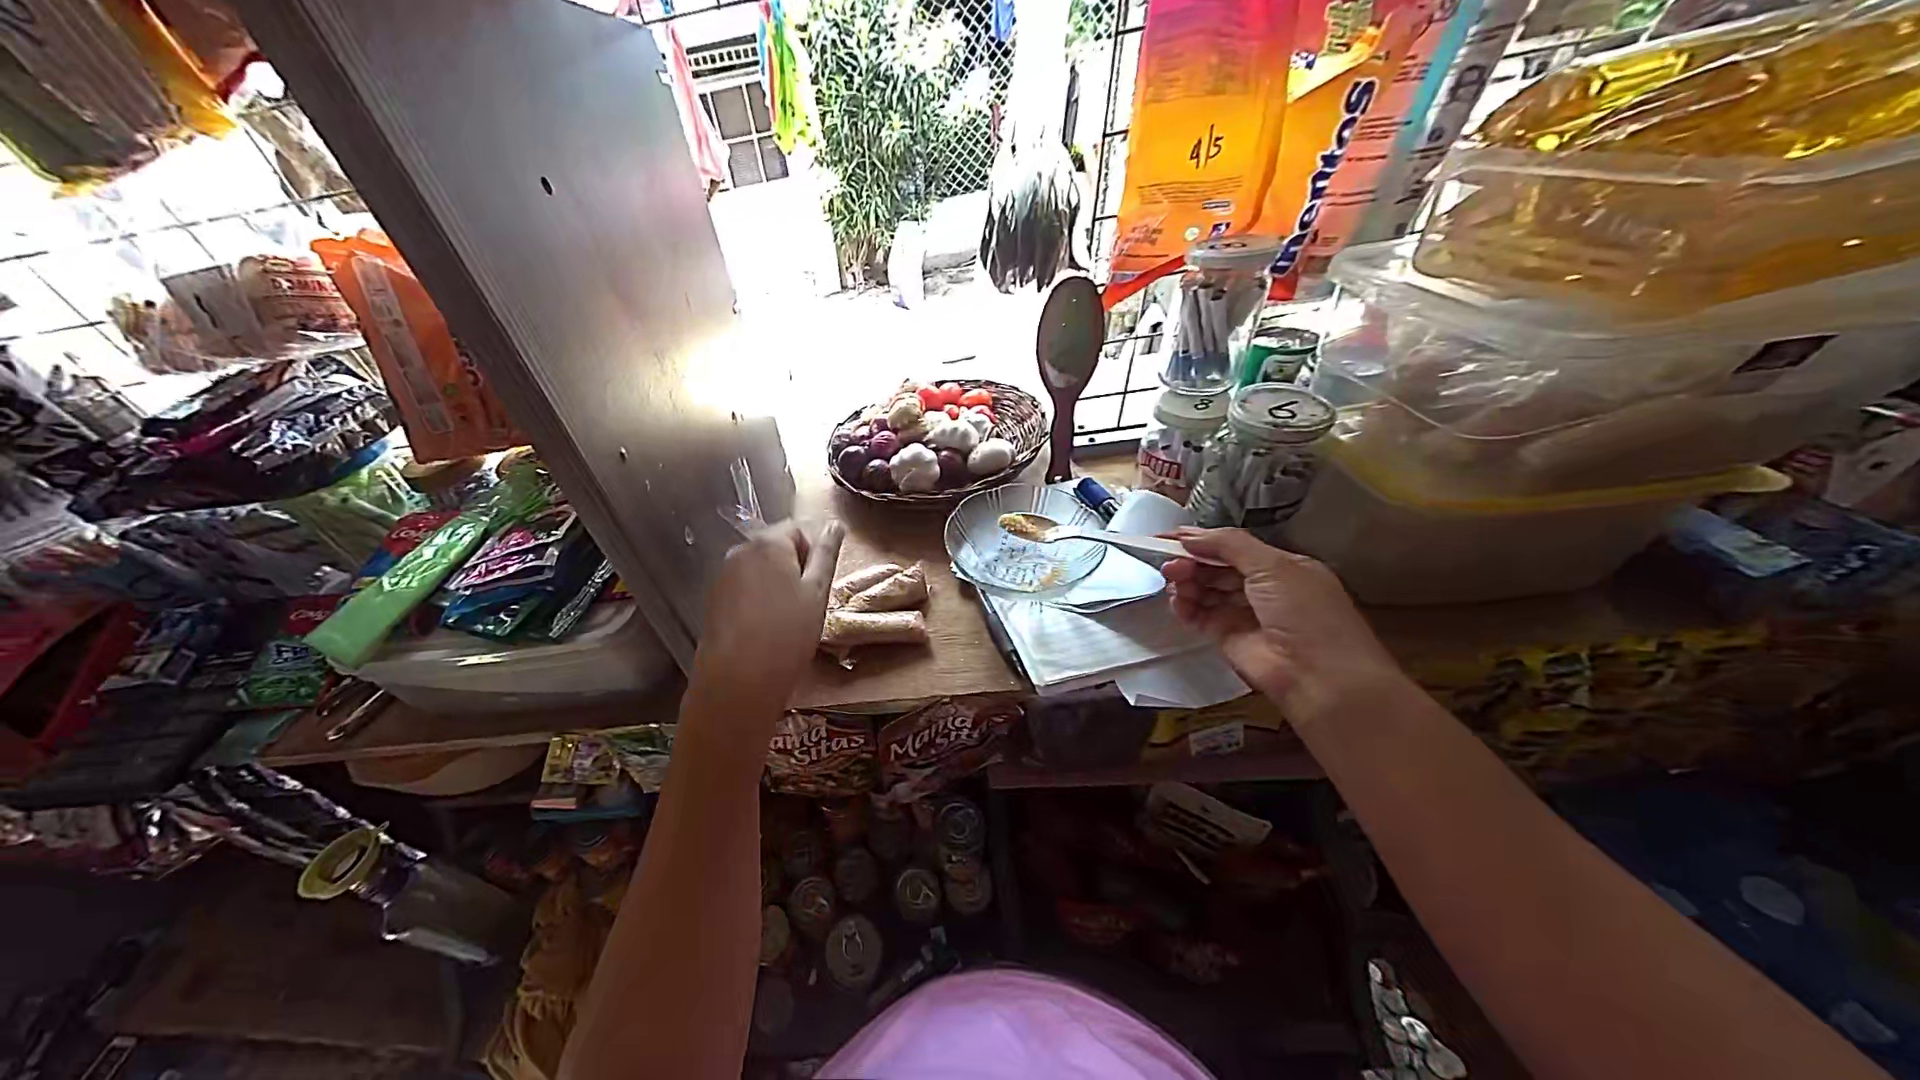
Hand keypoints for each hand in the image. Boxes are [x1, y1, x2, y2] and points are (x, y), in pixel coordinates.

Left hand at [690, 520, 843, 716]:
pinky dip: (759, 601)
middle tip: (809, 603)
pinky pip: (745, 589)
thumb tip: (835, 525)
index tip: (820, 584)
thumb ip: (826, 554)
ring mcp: (723, 576)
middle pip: (776, 548)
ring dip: (777, 585)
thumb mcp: (817, 591)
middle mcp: (740, 551)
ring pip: (760, 570)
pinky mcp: (714, 600)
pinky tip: (766, 628)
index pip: (798, 529)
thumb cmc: (787, 633)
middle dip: (795, 568)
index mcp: (768, 542)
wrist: (738, 680)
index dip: (815, 553)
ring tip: (789, 619)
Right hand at [1163, 528, 1406, 723]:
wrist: (1319, 677)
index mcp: (1280, 567)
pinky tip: (1178, 602)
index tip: (1169, 536)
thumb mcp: (1274, 567)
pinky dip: (1185, 606)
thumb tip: (1189, 535)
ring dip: (1186, 582)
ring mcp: (1243, 614)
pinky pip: (1199, 615)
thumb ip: (1229, 545)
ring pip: (1205, 590)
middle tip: (1169, 562)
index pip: (1234, 547)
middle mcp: (1262, 588)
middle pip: (1216, 568)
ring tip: (1172, 580)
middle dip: (1191, 561)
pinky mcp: (1227, 637)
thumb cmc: (1305, 613)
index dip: (1202, 540)